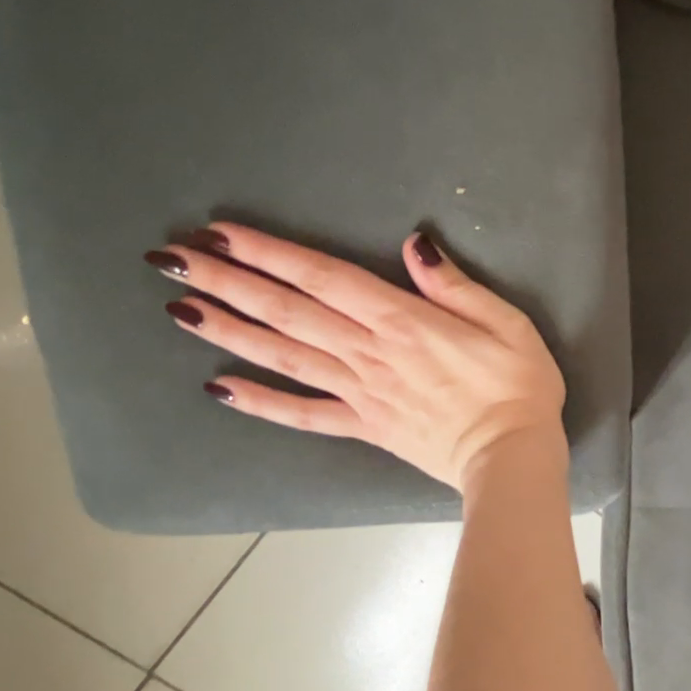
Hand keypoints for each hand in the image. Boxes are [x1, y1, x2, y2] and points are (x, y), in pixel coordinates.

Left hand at [146, 222, 564, 491]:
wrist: (513, 456)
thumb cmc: (518, 386)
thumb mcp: (506, 322)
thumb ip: (455, 285)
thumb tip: (413, 245)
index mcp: (403, 322)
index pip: (324, 278)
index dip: (271, 253)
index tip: (220, 233)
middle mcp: (369, 353)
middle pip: (289, 312)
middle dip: (229, 282)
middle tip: (172, 259)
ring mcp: (361, 393)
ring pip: (285, 356)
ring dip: (230, 331)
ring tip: (178, 308)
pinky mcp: (364, 427)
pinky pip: (305, 414)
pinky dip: (261, 402)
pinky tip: (220, 388)